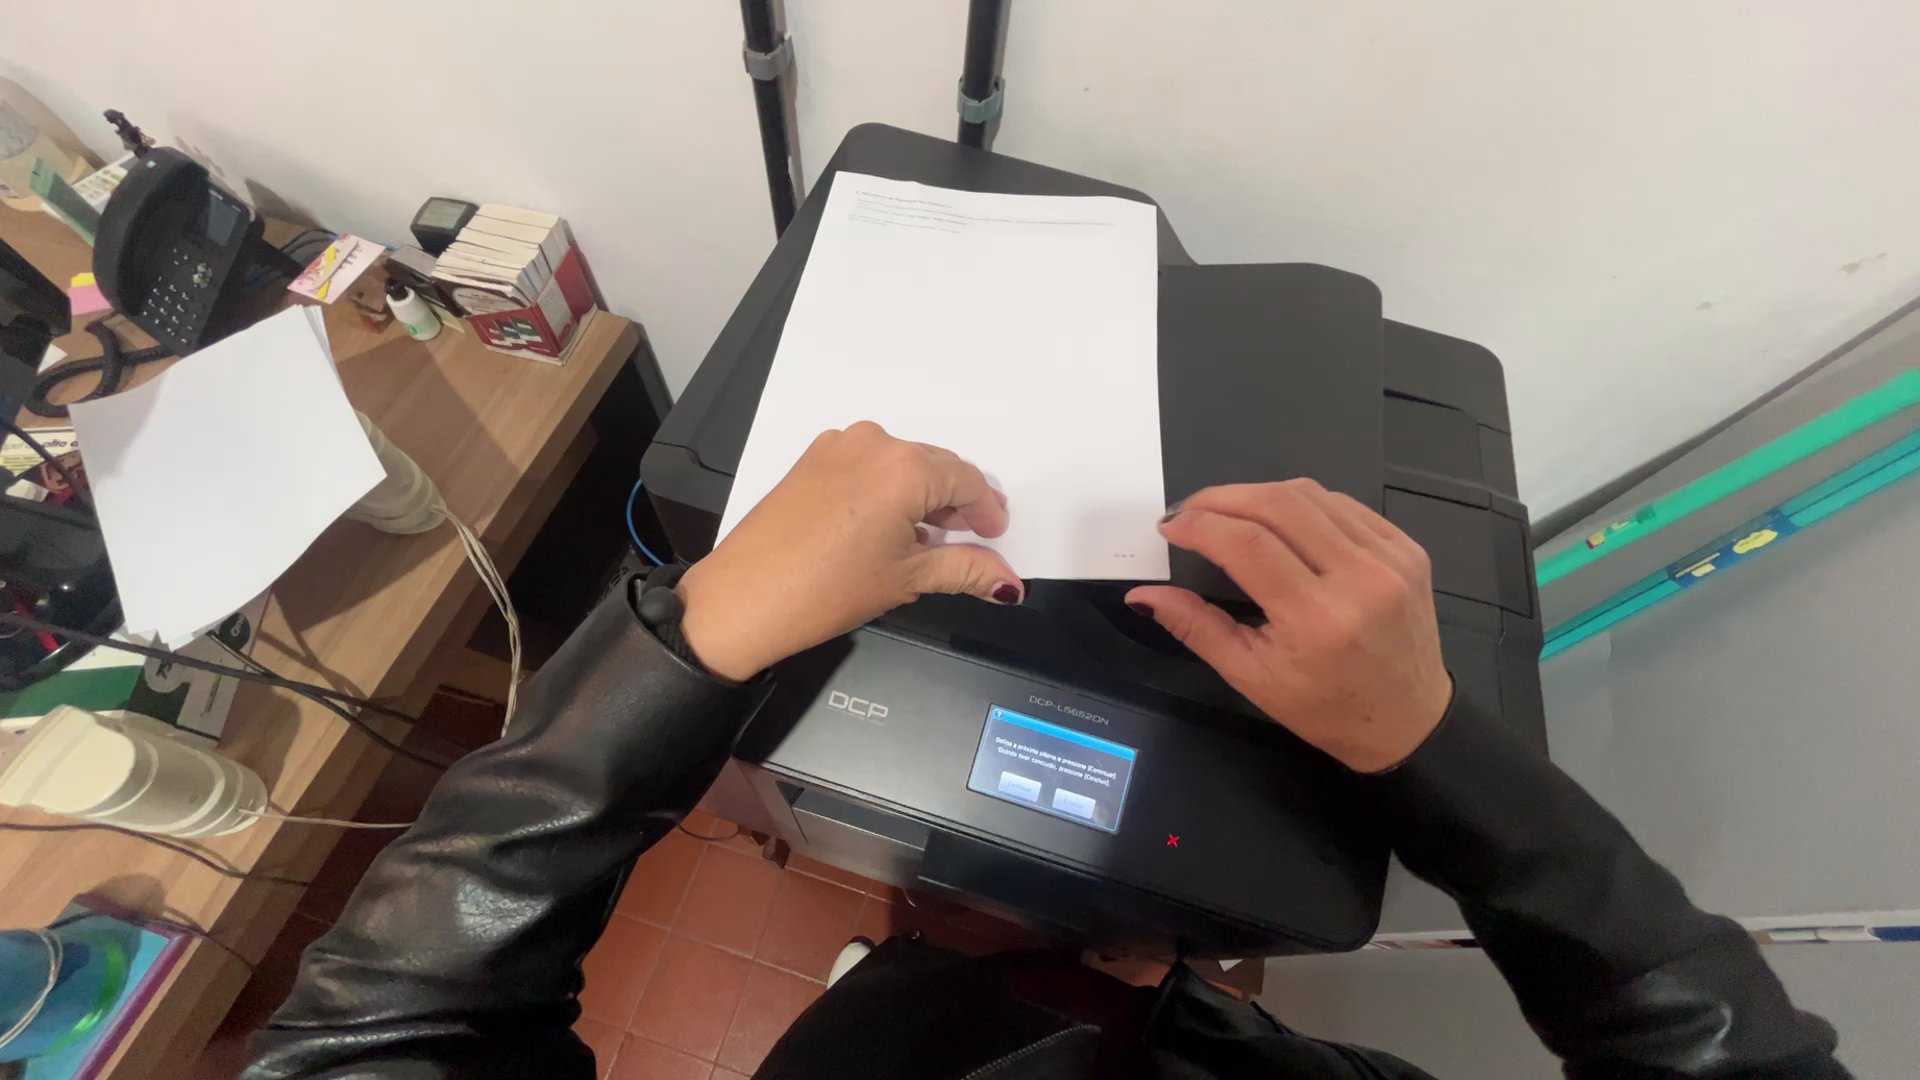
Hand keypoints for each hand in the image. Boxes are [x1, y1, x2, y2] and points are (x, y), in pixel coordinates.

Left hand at [677, 422, 1022, 680]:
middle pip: (938, 467)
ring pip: (904, 464)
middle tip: (967, 540)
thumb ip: (968, 570)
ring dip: (922, 495)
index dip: (987, 511)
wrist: (744, 598)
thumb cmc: (820, 590)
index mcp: (904, 469)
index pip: (968, 481)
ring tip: (924, 540)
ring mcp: (840, 446)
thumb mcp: (908, 579)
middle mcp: (874, 444)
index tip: (993, 533)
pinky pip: (871, 464)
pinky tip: (886, 526)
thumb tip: (1006, 581)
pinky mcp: (816, 457)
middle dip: (956, 504)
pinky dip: (889, 488)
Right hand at [1124, 479, 1452, 772]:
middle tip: (1187, 512)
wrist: (1408, 720)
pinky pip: (1340, 503)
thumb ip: (1194, 626)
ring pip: (1308, 494)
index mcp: (1317, 619)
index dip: (1199, 525)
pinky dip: (1297, 502)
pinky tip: (1274, 519)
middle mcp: (1360, 579)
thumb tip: (1143, 595)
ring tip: (1224, 513)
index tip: (1169, 527)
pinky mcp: (1406, 547)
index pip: (1248, 545)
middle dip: (1219, 498)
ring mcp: (1390, 558)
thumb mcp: (1248, 675)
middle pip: (1277, 504)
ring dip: (1255, 494)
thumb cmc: (1323, 707)